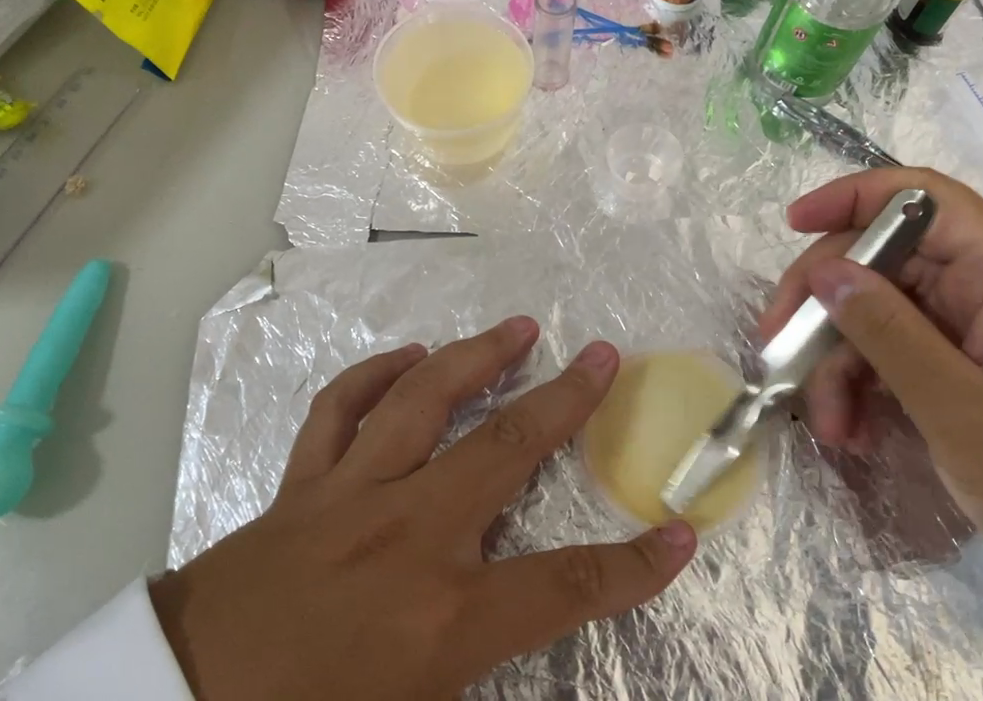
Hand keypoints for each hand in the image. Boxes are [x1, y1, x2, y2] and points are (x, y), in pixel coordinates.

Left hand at [150, 317, 697, 699]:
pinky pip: (339, 410)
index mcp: (445, 617)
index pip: (568, 586)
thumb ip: (480, 654)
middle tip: (604, 356)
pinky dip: (375, 376)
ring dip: (476, 357)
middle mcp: (408, 536)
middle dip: (566, 400)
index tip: (680, 536)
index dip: (635, 565)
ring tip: (517, 328)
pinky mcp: (302, 482)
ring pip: (424, 401)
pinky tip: (406, 358)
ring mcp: (351, 496)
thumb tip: (522, 616)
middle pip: (507, 448)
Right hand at [760, 169, 982, 569]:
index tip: (793, 226)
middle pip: (884, 259)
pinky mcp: (966, 367)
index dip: (854, 198)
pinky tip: (850, 430)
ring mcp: (975, 329)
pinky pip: (896, 353)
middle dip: (826, 302)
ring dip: (840, 361)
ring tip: (828, 425)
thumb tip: (825, 271)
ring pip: (880, 312)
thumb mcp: (961, 409)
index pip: (921, 198)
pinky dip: (864, 385)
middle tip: (777, 350)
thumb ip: (888, 333)